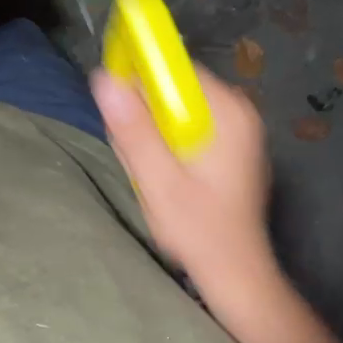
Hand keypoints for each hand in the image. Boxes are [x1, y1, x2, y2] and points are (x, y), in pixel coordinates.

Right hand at [90, 65, 272, 282]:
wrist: (235, 272)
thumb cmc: (198, 229)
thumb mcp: (157, 181)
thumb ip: (132, 130)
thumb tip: (103, 79)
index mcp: (227, 113)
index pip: (175, 70)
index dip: (139, 80)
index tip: (116, 107)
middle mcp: (238, 112)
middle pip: (174, 89)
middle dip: (144, 114)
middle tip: (132, 151)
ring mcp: (237, 128)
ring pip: (176, 108)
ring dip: (152, 131)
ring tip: (148, 170)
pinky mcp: (230, 145)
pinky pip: (187, 124)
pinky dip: (166, 140)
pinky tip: (161, 173)